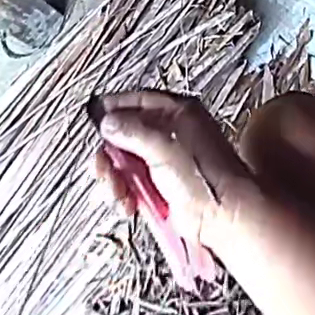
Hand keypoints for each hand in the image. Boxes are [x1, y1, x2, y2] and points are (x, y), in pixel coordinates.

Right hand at [90, 90, 258, 249]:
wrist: (221, 214)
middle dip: (111, 152)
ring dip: (115, 179)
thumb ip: (133, 131)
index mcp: (177, 111)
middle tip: (104, 168)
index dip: (115, 107)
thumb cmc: (202, 173)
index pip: (139, 100)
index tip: (93, 117)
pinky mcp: (161, 186)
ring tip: (118, 193)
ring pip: (126, 162)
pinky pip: (132, 185)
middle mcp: (171, 131)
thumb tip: (107, 120)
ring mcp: (166, 159)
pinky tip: (127, 205)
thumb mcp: (163, 145)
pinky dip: (125, 195)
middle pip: (128, 133)